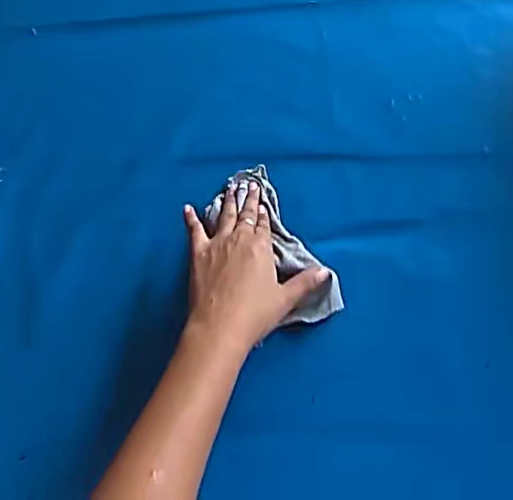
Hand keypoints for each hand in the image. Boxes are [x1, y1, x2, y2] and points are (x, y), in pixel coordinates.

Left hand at [182, 188, 328, 355]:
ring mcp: (218, 243)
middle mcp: (240, 238)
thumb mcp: (285, 299)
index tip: (263, 205)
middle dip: (248, 199)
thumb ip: (305, 282)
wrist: (219, 327)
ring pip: (225, 216)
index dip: (263, 214)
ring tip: (230, 189)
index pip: (264, 224)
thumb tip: (325, 272)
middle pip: (246, 214)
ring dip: (228, 202)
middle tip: (249, 185)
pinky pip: (194, 230)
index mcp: (261, 246)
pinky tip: (187, 208)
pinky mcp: (198, 253)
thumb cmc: (254, 315)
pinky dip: (191, 218)